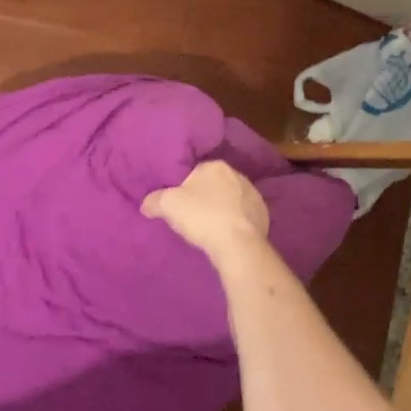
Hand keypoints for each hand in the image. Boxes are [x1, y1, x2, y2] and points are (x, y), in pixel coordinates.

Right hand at [140, 161, 271, 264]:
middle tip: (191, 215)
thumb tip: (146, 204)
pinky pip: (243, 214)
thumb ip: (153, 200)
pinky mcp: (263, 214)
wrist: (237, 244)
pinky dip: (234, 221)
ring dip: (221, 208)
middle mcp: (237, 174)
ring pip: (230, 199)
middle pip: (214, 184)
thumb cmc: (201, 217)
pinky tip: (225, 234)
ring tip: (209, 227)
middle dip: (204, 196)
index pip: (195, 171)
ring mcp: (254, 194)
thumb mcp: (167, 205)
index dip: (184, 187)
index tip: (178, 203)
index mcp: (214, 166)